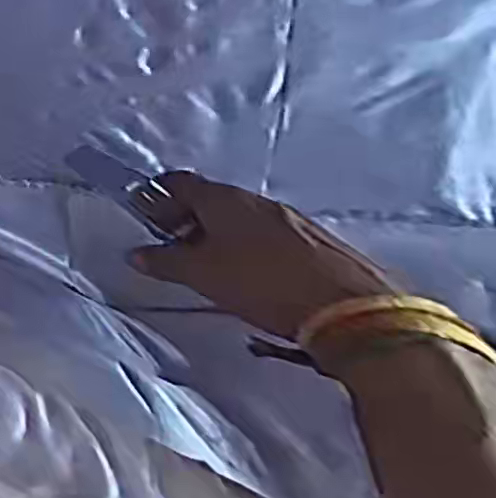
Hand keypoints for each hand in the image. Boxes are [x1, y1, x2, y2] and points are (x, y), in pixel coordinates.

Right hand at [129, 172, 395, 338]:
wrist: (359, 315)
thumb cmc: (262, 282)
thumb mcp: (198, 274)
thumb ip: (161, 260)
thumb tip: (137, 254)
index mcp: (224, 200)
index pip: (177, 182)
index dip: (157, 196)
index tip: (147, 218)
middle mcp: (260, 202)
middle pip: (212, 200)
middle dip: (189, 219)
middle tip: (175, 245)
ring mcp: (297, 222)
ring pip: (244, 219)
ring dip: (222, 235)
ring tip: (213, 264)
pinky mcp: (323, 244)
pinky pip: (274, 236)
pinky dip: (254, 248)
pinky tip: (253, 274)